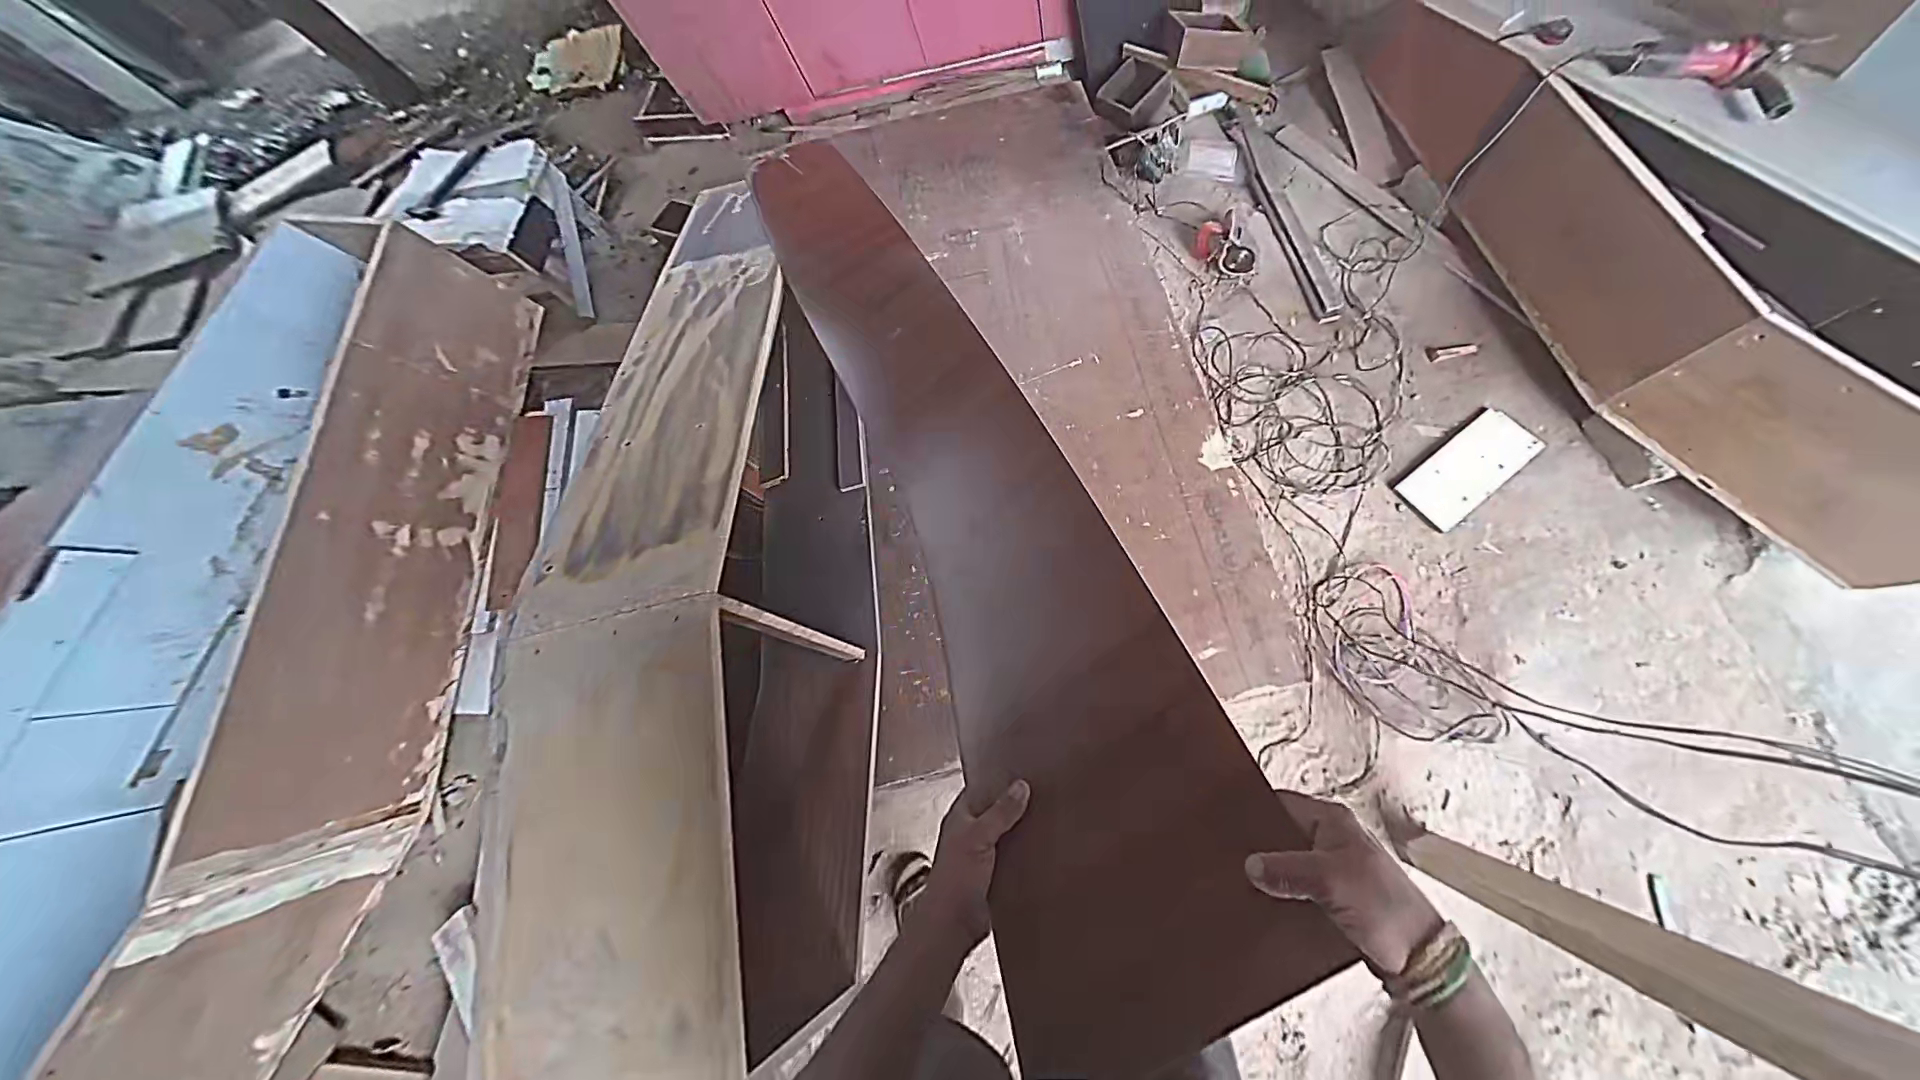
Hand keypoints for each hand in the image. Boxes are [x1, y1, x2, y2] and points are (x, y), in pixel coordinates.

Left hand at [915, 779, 1030, 949]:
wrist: (953, 925)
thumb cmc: (954, 880)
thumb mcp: (978, 837)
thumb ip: (999, 812)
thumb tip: (1020, 787)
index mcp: (961, 816)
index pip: (981, 788)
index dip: (999, 780)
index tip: (1022, 772)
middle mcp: (972, 832)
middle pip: (997, 811)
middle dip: (1016, 805)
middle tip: (1042, 793)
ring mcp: (984, 853)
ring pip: (1008, 834)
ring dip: (1023, 829)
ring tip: (1048, 817)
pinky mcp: (996, 874)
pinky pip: (1015, 856)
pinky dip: (1026, 852)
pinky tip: (1044, 848)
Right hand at [1244, 791, 1443, 974]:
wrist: (1422, 962)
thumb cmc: (1389, 911)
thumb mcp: (1329, 880)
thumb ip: (1286, 868)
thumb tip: (1252, 865)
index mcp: (1333, 820)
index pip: (1281, 802)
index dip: (1256, 809)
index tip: (1230, 818)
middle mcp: (1332, 839)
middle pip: (1282, 832)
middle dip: (1261, 845)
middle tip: (1234, 851)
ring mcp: (1332, 867)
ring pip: (1287, 861)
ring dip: (1271, 872)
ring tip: (1246, 877)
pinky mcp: (1331, 894)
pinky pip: (1295, 885)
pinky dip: (1282, 892)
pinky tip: (1266, 899)